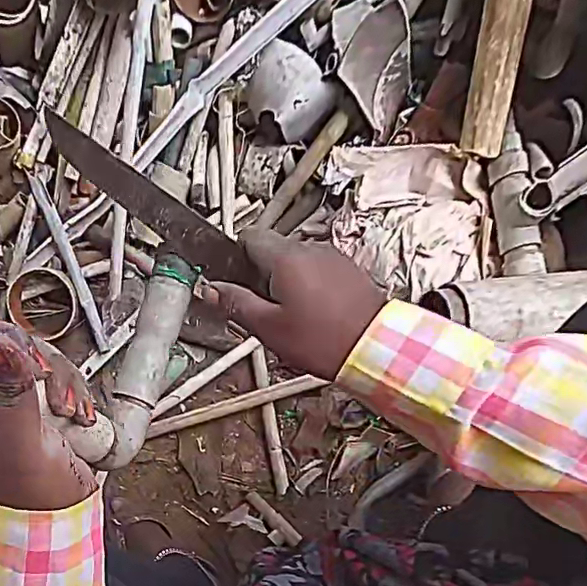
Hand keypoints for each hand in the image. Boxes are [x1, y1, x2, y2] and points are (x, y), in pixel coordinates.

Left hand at [0, 322, 97, 511]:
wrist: (63, 510)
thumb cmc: (33, 488)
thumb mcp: (18, 436)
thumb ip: (7, 387)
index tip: (28, 363)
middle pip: (3, 343)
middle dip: (38, 364)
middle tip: (49, 390)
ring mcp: (3, 395)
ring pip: (32, 354)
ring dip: (60, 379)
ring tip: (66, 410)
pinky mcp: (29, 396)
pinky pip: (51, 370)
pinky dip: (69, 387)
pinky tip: (74, 413)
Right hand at [199, 229, 386, 377]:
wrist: (376, 348)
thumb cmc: (323, 340)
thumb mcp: (267, 326)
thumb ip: (235, 303)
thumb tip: (210, 290)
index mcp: (286, 258)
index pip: (248, 237)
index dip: (234, 258)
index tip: (232, 281)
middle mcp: (311, 249)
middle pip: (271, 251)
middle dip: (258, 276)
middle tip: (257, 309)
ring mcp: (332, 258)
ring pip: (293, 262)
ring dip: (282, 283)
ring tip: (285, 317)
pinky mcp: (347, 271)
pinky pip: (315, 271)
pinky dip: (305, 287)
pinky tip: (308, 315)